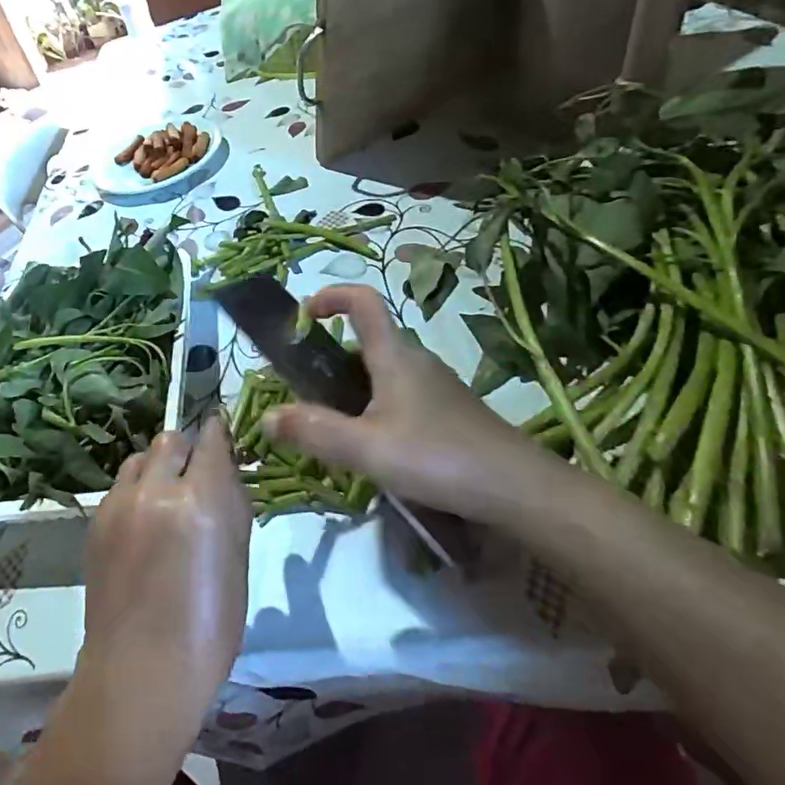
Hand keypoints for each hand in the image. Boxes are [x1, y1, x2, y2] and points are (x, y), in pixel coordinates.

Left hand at [79, 415, 251, 723]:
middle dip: (188, 450)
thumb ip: (232, 507)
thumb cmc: (207, 629)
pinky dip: (136, 491)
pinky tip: (143, 526)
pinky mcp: (95, 522)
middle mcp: (155, 490)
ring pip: (140, 458)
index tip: (224, 436)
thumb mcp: (238, 562)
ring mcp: (118, 504)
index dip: (220, 433)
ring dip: (158, 467)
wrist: (139, 673)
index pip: (211, 439)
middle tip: (197, 478)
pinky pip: (120, 486)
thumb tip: (227, 475)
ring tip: (166, 500)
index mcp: (200, 500)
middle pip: (171, 439)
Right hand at [263, 284, 547, 522]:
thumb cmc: (439, 458)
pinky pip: (402, 397)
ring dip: (353, 391)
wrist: (517, 488)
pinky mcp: (449, 412)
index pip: (362, 301)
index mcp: (394, 356)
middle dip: (331, 362)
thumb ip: (315, 432)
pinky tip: (378, 454)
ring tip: (337, 434)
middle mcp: (416, 361)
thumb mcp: (367, 449)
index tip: (303, 317)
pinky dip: (378, 411)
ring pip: (383, 375)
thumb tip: (267, 416)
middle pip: (367, 343)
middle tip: (308, 400)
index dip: (330, 296)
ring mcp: (437, 386)